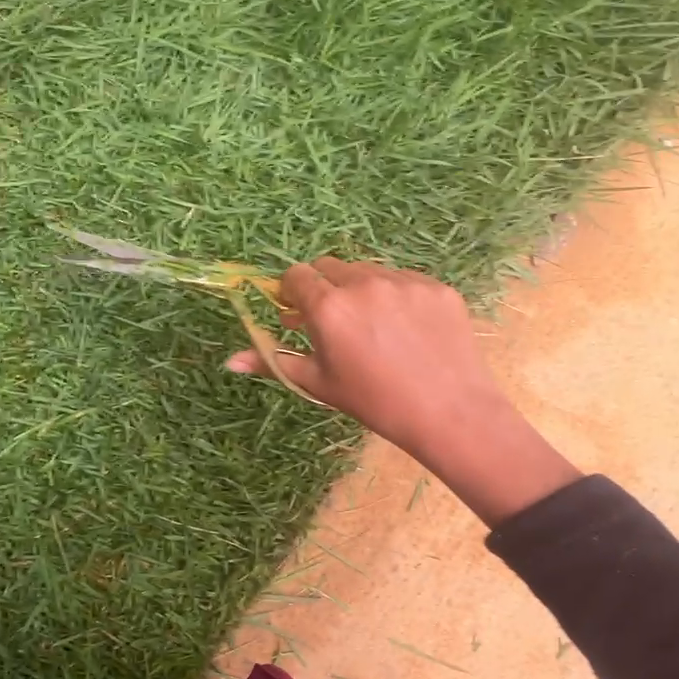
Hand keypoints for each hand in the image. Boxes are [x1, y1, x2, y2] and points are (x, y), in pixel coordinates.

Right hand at [227, 257, 581, 524]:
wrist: (450, 413)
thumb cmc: (372, 401)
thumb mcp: (316, 382)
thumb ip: (271, 362)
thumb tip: (228, 361)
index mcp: (328, 308)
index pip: (296, 275)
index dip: (292, 292)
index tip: (298, 314)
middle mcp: (362, 284)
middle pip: (328, 266)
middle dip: (323, 287)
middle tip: (333, 321)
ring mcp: (403, 282)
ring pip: (365, 270)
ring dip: (357, 288)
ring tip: (372, 326)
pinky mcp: (436, 286)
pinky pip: (401, 279)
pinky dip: (393, 295)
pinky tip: (404, 328)